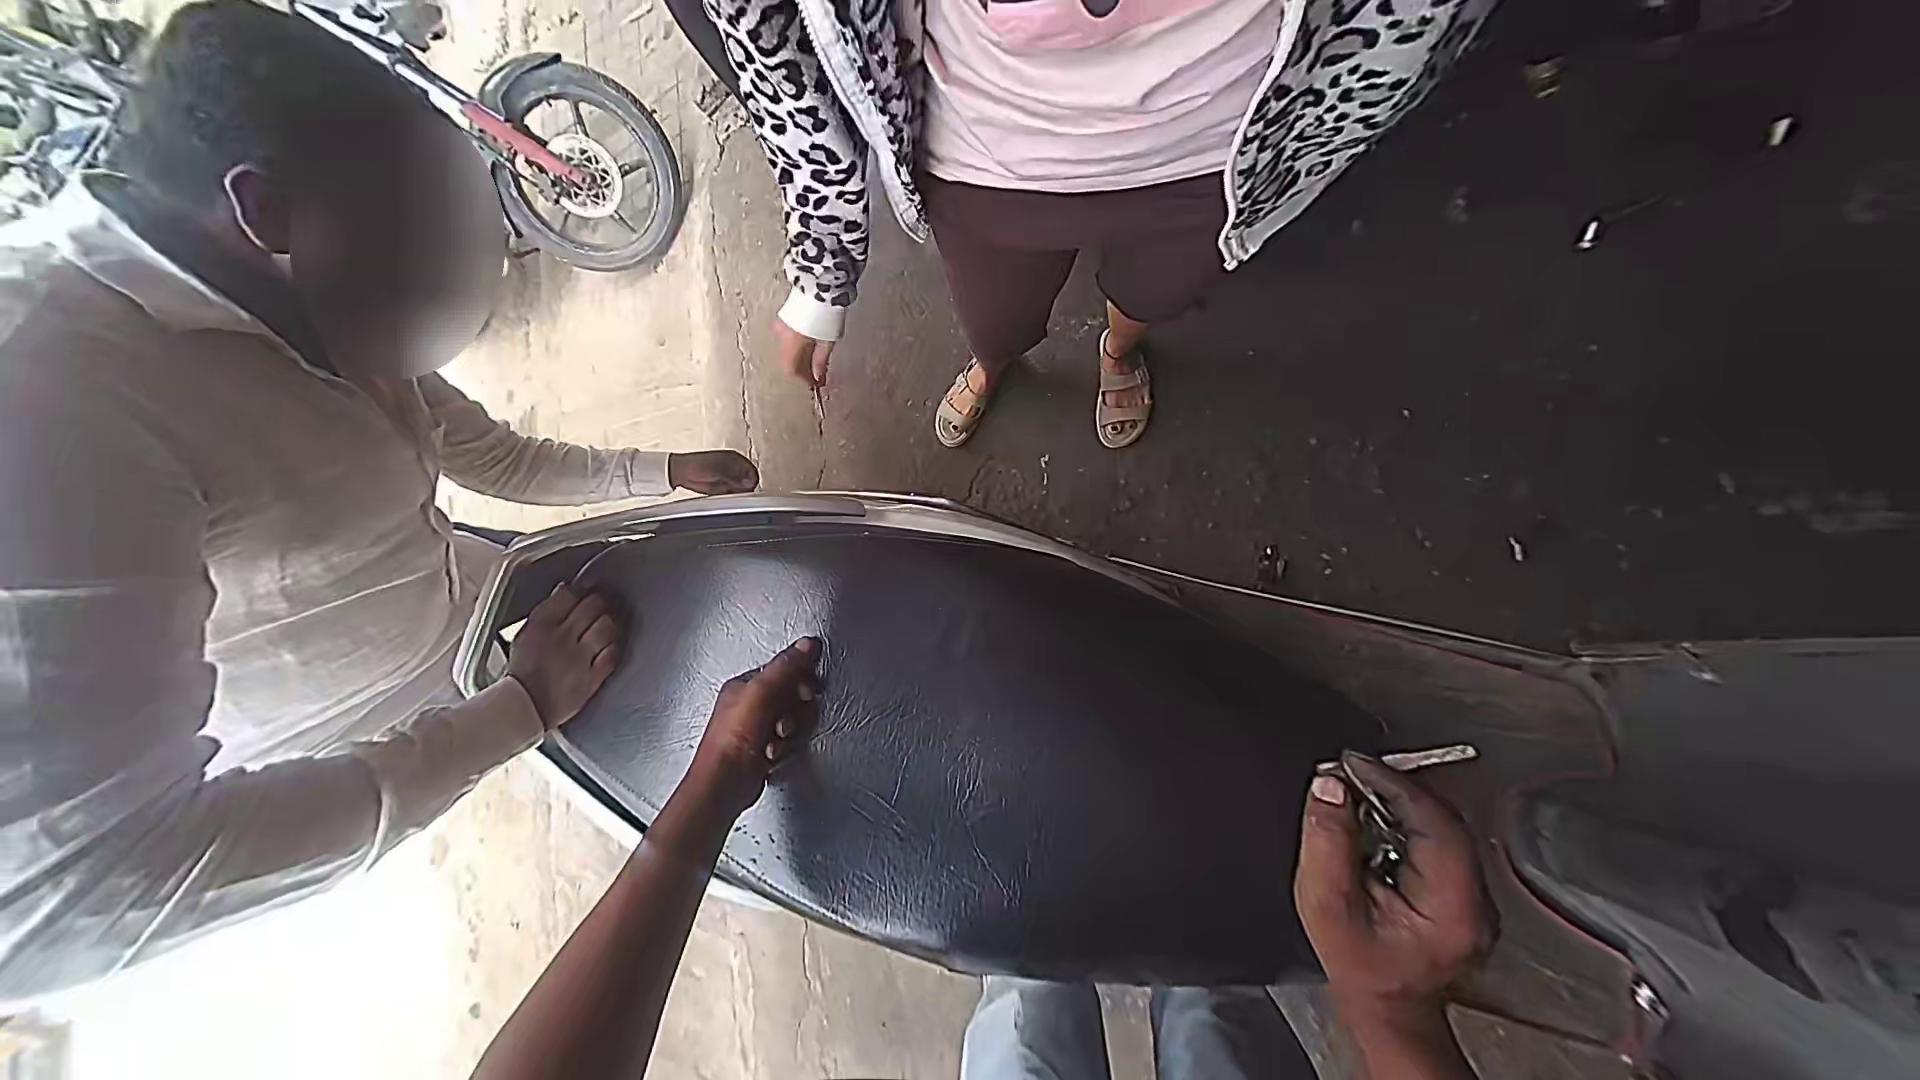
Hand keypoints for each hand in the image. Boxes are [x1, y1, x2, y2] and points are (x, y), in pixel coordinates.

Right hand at [506, 584, 620, 729]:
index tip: (585, 594)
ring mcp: (579, 658)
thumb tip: (564, 590)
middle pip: (593, 606)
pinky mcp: (592, 676)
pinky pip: (612, 654)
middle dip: (599, 604)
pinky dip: (612, 648)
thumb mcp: (524, 637)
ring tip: (603, 628)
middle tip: (599, 608)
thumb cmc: (523, 673)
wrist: (524, 707)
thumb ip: (546, 613)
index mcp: (540, 627)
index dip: (581, 591)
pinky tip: (607, 647)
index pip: (569, 595)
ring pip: (606, 627)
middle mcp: (561, 639)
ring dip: (608, 624)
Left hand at [668, 449, 758, 494]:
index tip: (747, 488)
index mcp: (736, 459)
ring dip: (739, 494)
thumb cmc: (696, 466)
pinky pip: (733, 494)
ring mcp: (729, 478)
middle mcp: (734, 468)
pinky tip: (726, 497)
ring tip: (730, 494)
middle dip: (746, 489)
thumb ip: (736, 474)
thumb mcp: (719, 468)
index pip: (753, 472)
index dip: (752, 481)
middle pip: (749, 481)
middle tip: (738, 492)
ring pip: (742, 489)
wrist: (681, 473)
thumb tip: (750, 481)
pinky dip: (732, 497)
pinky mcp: (723, 487)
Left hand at [687, 637, 821, 817]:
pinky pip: (790, 741)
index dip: (800, 679)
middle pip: (793, 696)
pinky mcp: (764, 748)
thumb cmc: (731, 742)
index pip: (783, 669)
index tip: (805, 690)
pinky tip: (772, 752)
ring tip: (775, 738)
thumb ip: (786, 667)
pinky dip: (785, 748)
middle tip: (785, 719)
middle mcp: (749, 705)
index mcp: (745, 685)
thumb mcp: (762, 693)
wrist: (724, 784)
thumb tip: (806, 645)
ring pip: (794, 720)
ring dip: (790, 732)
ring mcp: (757, 728)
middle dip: (795, 710)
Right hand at [773, 319, 833, 385]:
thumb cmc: (825, 314)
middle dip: (803, 371)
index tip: (815, 384)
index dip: (804, 380)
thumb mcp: (827, 342)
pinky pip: (787, 341)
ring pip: (788, 352)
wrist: (820, 288)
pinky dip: (797, 349)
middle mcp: (782, 337)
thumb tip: (819, 376)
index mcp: (791, 345)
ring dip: (800, 360)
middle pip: (789, 361)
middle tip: (816, 376)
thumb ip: (821, 362)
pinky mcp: (784, 319)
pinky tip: (808, 350)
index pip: (792, 370)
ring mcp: (781, 327)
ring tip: (815, 363)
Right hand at [1295, 754, 1495, 1023]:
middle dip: (1391, 787)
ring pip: (1439, 823)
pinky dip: (1399, 817)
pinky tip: (1367, 818)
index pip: (1435, 823)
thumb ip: (1325, 840)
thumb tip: (1330, 786)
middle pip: (1441, 818)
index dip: (1393, 785)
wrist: (1383, 1005)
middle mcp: (1476, 900)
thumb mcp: (1325, 902)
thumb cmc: (1357, 964)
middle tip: (1346, 772)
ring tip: (1351, 792)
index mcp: (1452, 907)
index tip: (1352, 764)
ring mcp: (1472, 895)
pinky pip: (1433, 836)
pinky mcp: (1457, 888)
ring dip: (1394, 800)